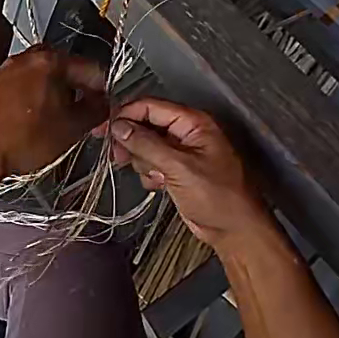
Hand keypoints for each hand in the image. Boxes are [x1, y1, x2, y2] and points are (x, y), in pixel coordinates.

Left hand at [0, 46, 107, 189]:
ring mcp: (7, 70)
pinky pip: (25, 86)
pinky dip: (37, 98)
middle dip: (79, 89)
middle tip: (86, 112)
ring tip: (63, 119)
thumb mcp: (72, 128)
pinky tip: (38, 119)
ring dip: (58, 94)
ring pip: (45, 78)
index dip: (104, 89)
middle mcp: (27, 58)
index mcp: (50, 61)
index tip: (107, 104)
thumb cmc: (23, 139)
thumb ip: (96, 110)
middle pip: (66, 69)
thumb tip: (105, 104)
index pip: (90, 68)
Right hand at [96, 97, 277, 249]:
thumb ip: (147, 144)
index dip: (126, 115)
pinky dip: (150, 174)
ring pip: (146, 146)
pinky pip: (152, 163)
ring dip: (142, 161)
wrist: (233, 229)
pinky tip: (159, 185)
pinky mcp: (177, 171)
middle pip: (146, 125)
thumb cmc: (220, 197)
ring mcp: (182, 153)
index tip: (105, 128)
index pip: (151, 107)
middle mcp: (187, 133)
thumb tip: (120, 127)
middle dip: (132, 142)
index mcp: (193, 123)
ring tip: (153, 176)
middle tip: (118, 156)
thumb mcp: (179, 167)